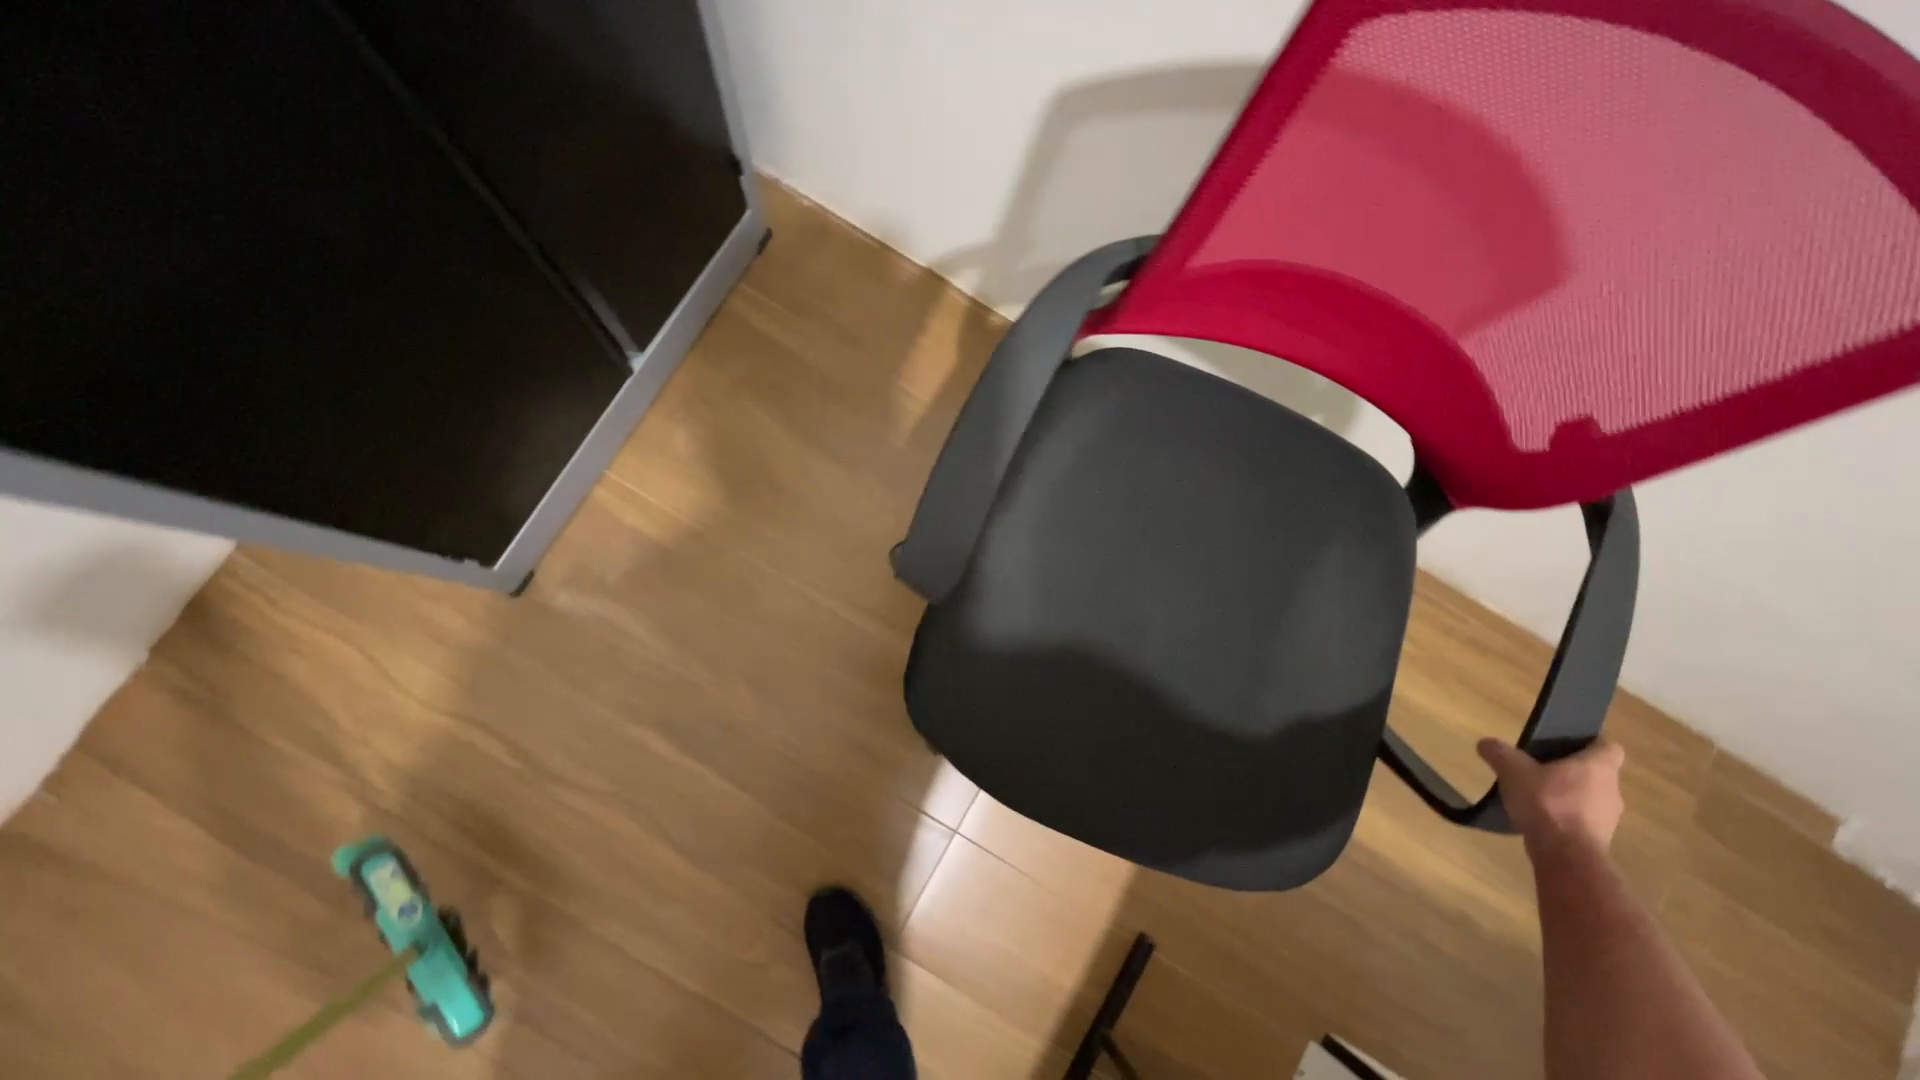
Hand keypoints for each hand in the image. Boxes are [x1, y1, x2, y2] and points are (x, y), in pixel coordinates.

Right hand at [1478, 738, 1626, 857]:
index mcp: (1598, 766)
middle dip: (1571, 772)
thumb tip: (1486, 743)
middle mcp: (1611, 789)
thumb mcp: (1513, 771)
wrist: (1565, 855)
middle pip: (1596, 774)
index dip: (1589, 744)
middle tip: (1541, 771)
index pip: (1608, 747)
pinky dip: (1565, 819)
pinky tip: (1540, 821)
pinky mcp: (1598, 839)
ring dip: (1568, 797)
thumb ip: (1499, 753)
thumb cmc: (1547, 803)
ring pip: (1590, 798)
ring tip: (1536, 798)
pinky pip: (1582, 821)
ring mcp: (1608, 818)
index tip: (1565, 746)